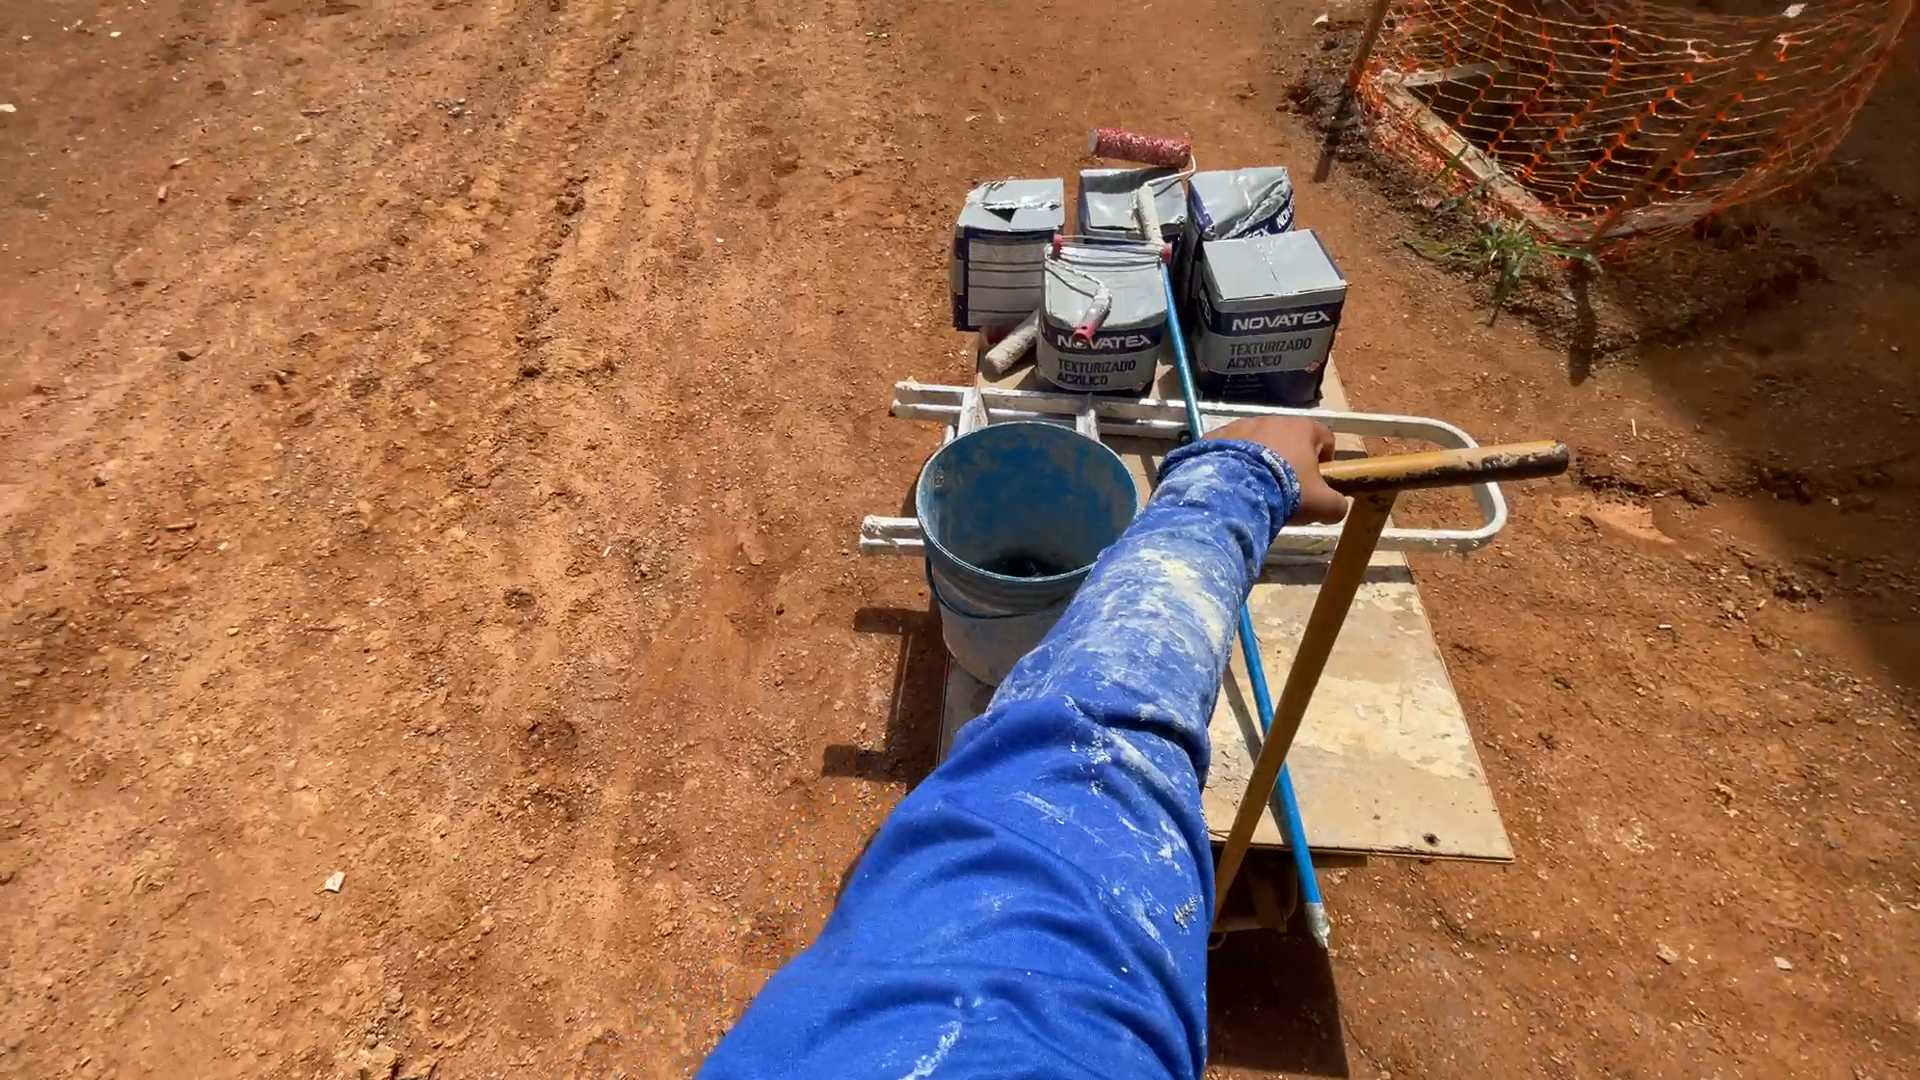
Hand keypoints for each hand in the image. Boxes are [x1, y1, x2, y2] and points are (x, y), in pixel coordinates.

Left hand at [1204, 416, 1348, 524]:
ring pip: (1255, 441)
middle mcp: (1271, 419)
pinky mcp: (1213, 436)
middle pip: (1287, 438)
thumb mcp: (1321, 504)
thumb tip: (1337, 507)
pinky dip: (1230, 462)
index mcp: (1302, 428)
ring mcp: (1239, 425)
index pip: (1324, 438)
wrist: (1232, 492)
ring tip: (1252, 486)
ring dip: (1258, 459)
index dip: (1325, 459)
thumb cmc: (1285, 492)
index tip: (1317, 479)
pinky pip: (1227, 448)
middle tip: (1282, 486)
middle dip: (1288, 459)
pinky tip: (1229, 482)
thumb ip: (1337, 504)